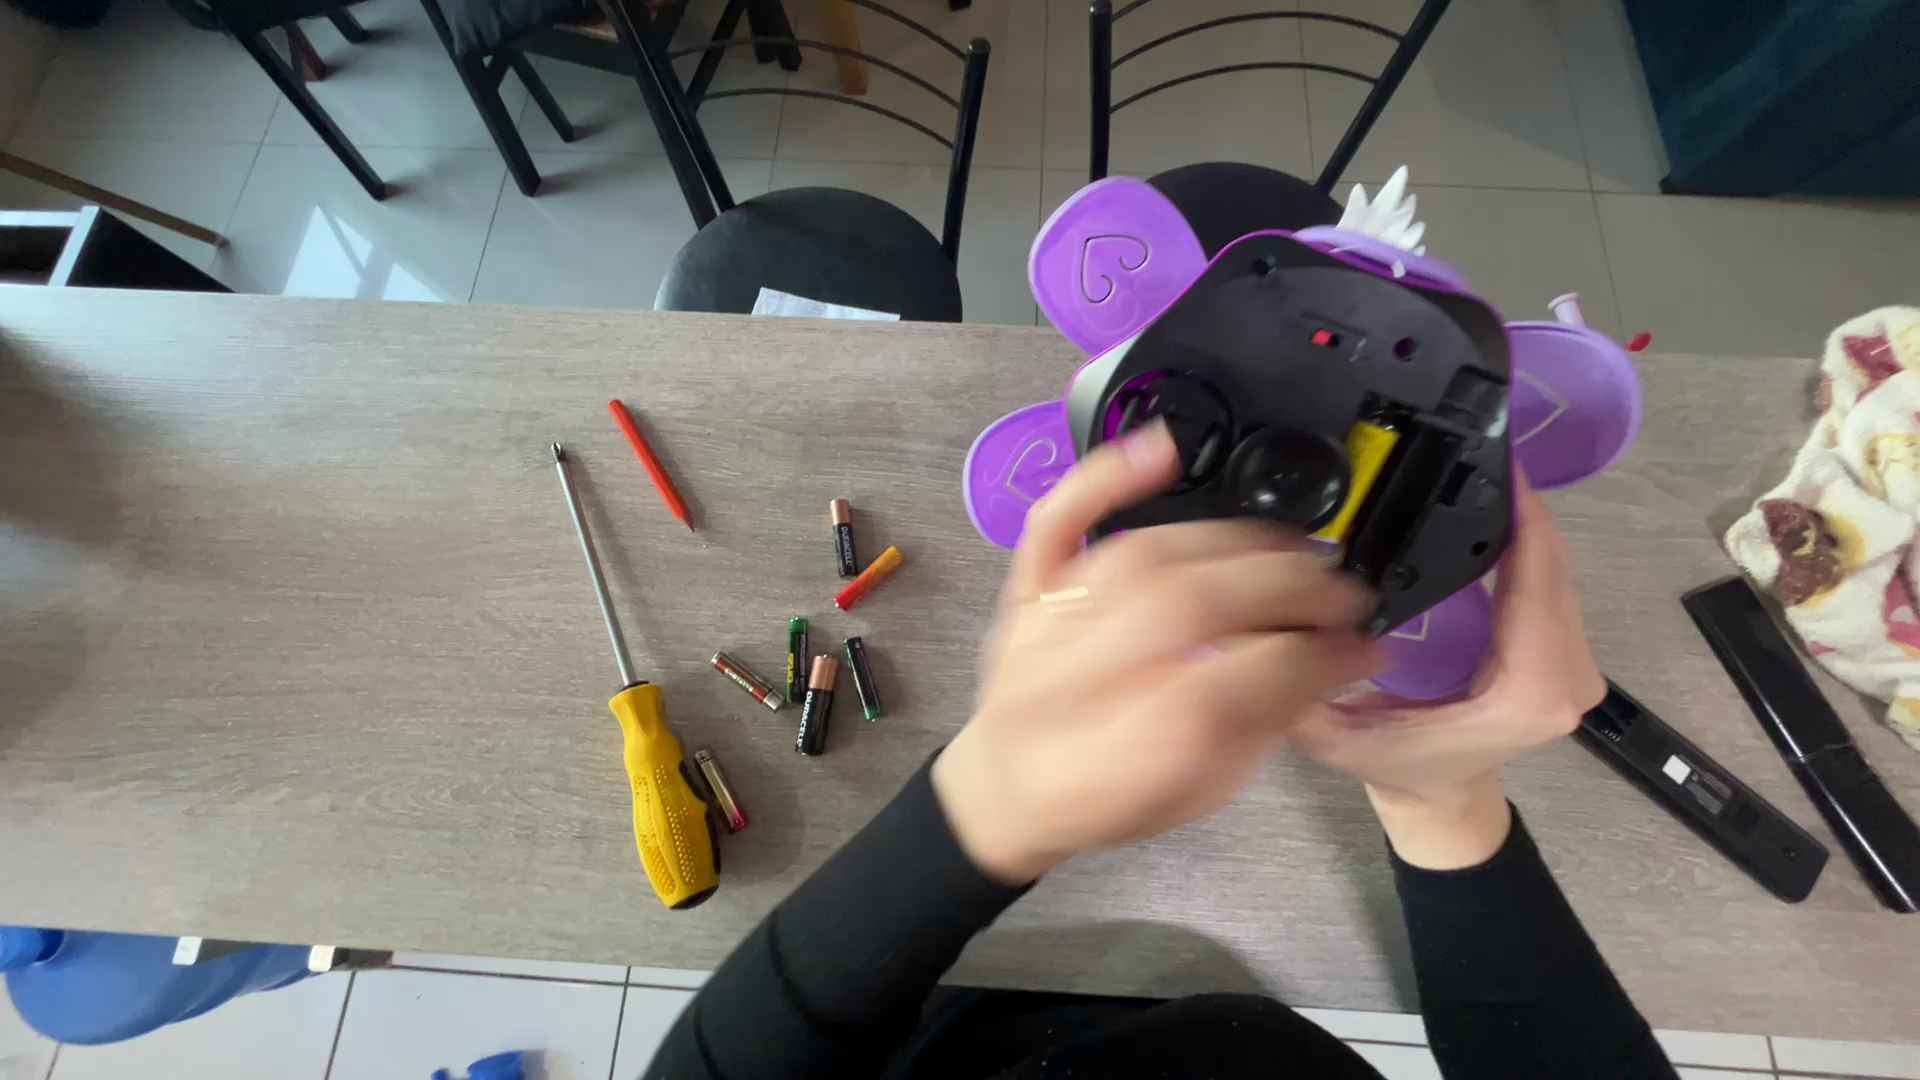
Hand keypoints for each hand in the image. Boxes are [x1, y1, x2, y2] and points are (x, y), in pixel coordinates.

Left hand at [932, 422, 1379, 883]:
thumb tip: (1332, 658)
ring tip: (1291, 552)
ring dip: (1233, 542)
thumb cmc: (1101, 799)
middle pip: (1181, 609)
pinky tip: (1160, 451)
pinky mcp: (1025, 590)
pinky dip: (1105, 477)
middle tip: (1337, 593)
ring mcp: (1040, 627)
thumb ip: (1259, 729)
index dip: (1306, 660)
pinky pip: (1053, 521)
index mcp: (1113, 764)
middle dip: (1284, 590)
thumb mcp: (1190, 797)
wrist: (1007, 784)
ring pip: (1139, 558)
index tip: (1356, 646)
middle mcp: (1068, 686)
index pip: (1221, 693)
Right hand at [1289, 476, 1604, 865]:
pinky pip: (1550, 591)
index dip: (1527, 532)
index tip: (1504, 478)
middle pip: (1555, 575)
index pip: (1538, 595)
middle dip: (1523, 513)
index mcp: (1522, 697)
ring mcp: (1572, 669)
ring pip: (1559, 578)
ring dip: (1528, 526)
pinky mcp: (1562, 658)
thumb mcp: (1334, 737)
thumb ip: (1303, 689)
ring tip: (1487, 478)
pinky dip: (1529, 550)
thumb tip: (1266, 624)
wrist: (1437, 796)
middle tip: (1483, 459)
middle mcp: (1563, 681)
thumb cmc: (1394, 769)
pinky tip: (1494, 520)